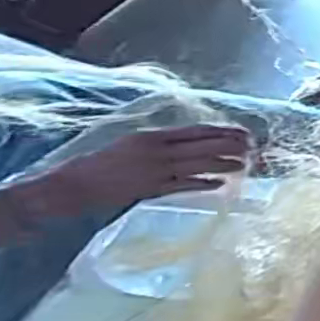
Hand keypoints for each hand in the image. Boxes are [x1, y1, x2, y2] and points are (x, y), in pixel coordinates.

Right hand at [15, 125, 251, 219]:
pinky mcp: (150, 189)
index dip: (224, 131)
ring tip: (242, 165)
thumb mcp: (132, 143)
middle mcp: (156, 150)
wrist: (67, 187)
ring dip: (224, 165)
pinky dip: (204, 184)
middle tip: (252, 148)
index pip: (198, 131)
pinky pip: (184, 185)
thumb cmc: (98, 163)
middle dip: (232, 147)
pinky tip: (220, 184)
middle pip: (205, 146)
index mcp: (152, 136)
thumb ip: (161, 142)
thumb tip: (192, 141)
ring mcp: (154, 170)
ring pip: (199, 165)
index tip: (244, 132)